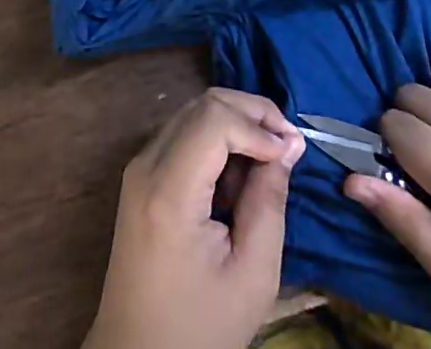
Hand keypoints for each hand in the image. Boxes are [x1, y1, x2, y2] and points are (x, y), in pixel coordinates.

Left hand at [83, 88, 306, 348]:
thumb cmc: (200, 325)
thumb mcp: (253, 273)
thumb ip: (269, 201)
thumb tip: (287, 146)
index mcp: (169, 191)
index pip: (213, 119)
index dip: (257, 125)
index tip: (290, 153)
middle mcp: (146, 166)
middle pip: (203, 105)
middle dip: (251, 112)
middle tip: (287, 143)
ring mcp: (139, 168)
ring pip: (194, 112)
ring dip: (236, 122)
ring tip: (269, 156)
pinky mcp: (142, 176)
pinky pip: (184, 133)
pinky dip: (218, 136)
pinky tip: (241, 168)